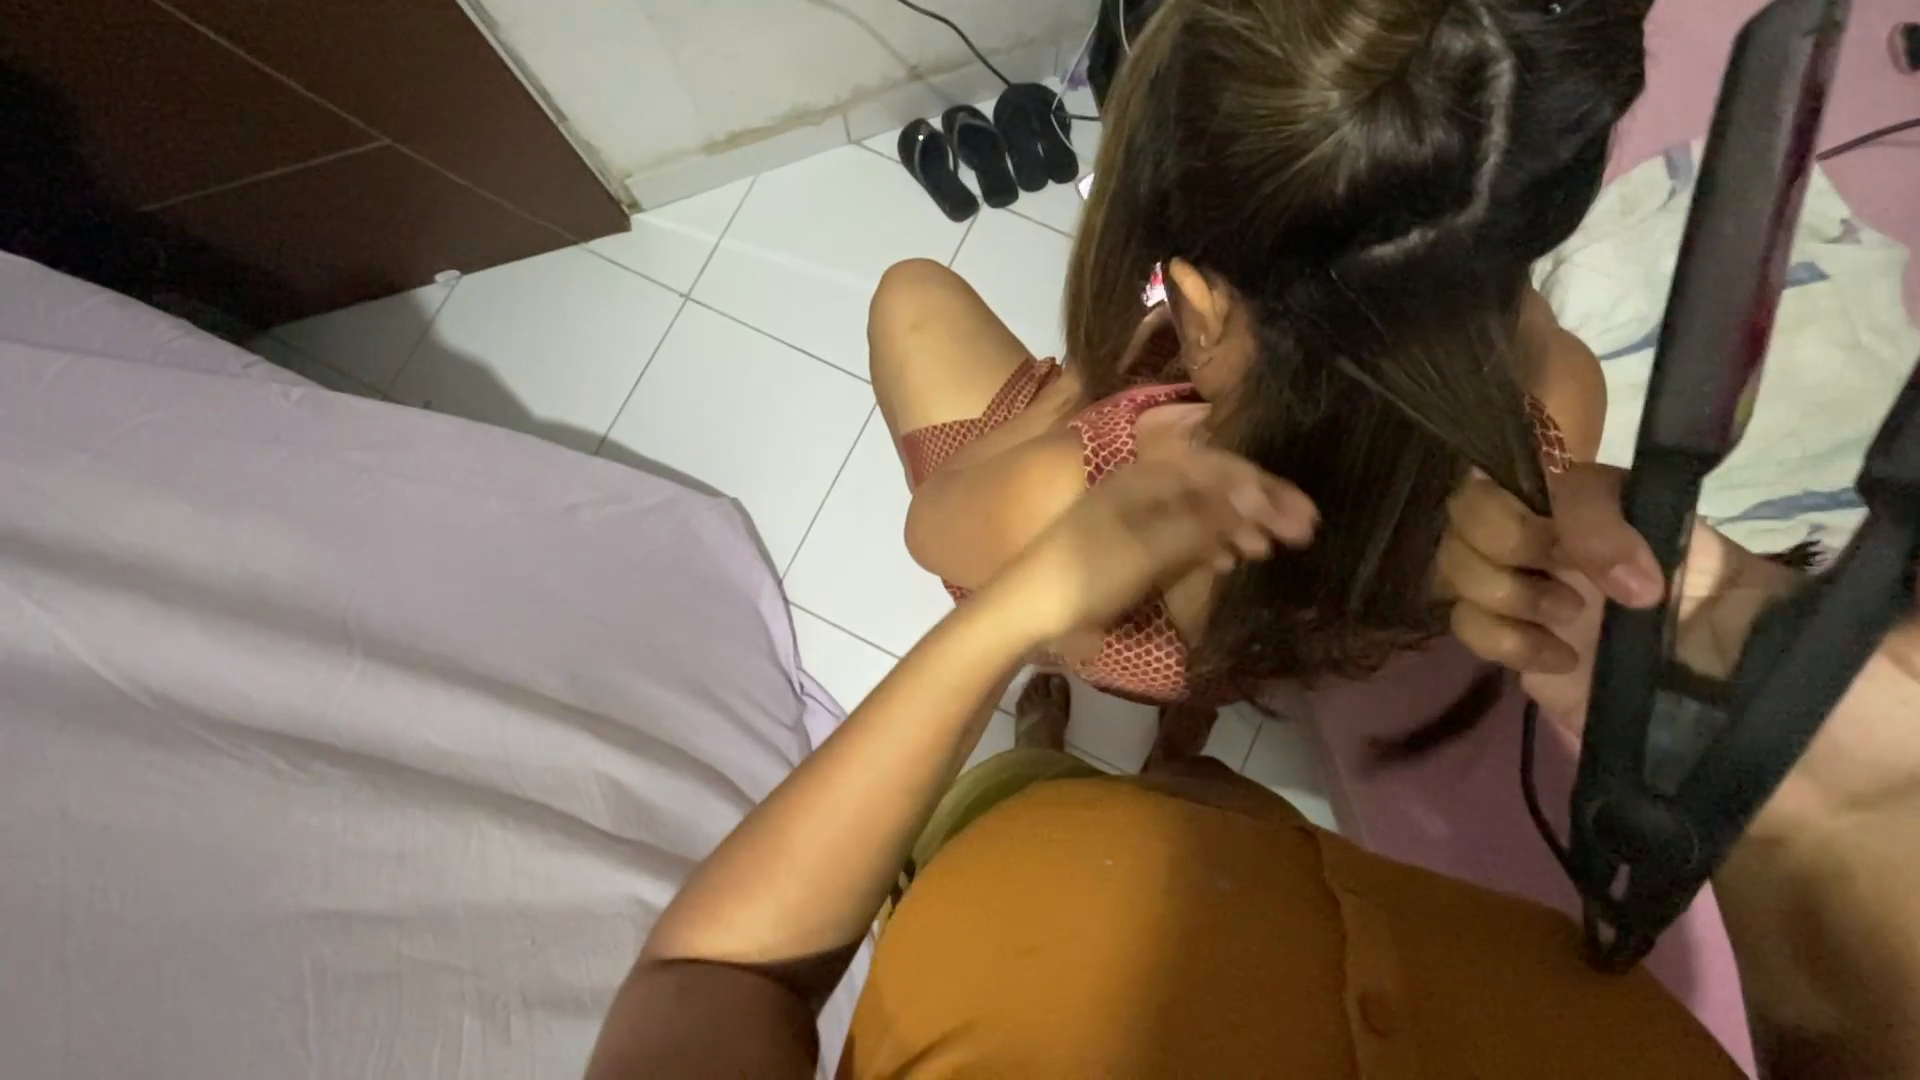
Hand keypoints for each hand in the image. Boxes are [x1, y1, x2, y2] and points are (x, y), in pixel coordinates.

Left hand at [986, 450, 1316, 645]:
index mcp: (1145, 477)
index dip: (1261, 488)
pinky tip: (1228, 560)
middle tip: (1303, 530)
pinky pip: (1181, 535)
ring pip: (1200, 511)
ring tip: (1269, 548)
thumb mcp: (1149, 548)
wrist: (1026, 610)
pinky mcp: (1131, 545)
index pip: (1217, 468)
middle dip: (1259, 505)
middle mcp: (1143, 488)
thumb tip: (1256, 499)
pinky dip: (1209, 544)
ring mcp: (1136, 516)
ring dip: (1237, 526)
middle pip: (1212, 487)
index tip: (1300, 516)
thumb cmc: (1086, 574)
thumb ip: (1204, 523)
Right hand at [1462, 464, 1919, 846]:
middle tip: (1567, 601)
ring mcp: (1547, 602)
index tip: (1640, 590)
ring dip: (1494, 590)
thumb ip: (1890, 576)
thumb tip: (1908, 499)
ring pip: (1459, 554)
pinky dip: (1491, 638)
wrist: (1807, 799)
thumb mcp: (1891, 637)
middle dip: (1504, 538)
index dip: (1583, 517)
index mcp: (1663, 533)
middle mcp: (1587, 555)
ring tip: (1561, 635)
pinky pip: (1462, 621)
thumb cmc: (1854, 717)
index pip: (1581, 481)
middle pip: (1488, 500)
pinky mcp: (1522, 653)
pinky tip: (1551, 667)